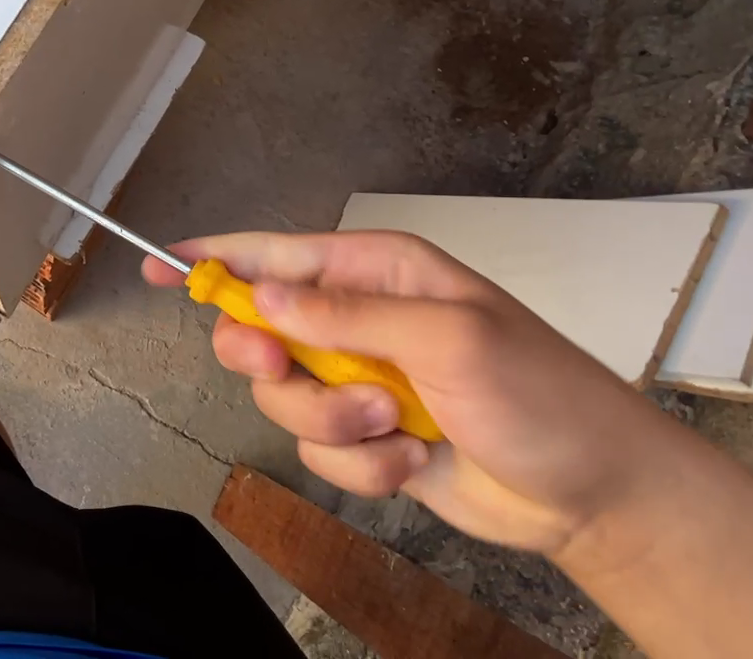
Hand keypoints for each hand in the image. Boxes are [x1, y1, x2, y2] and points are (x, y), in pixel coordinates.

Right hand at [143, 230, 673, 559]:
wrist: (597, 496)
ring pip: (279, 396)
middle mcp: (350, 320)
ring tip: (394, 425)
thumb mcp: (449, 338)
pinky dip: (359, 461)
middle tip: (278, 368)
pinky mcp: (359, 433)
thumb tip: (259, 295)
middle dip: (263, 356)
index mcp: (371, 273)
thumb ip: (347, 314)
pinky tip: (410, 461)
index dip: (210, 259)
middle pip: (254, 329)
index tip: (156, 267)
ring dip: (331, 419)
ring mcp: (351, 379)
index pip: (270, 255)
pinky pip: (315, 445)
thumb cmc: (539, 394)